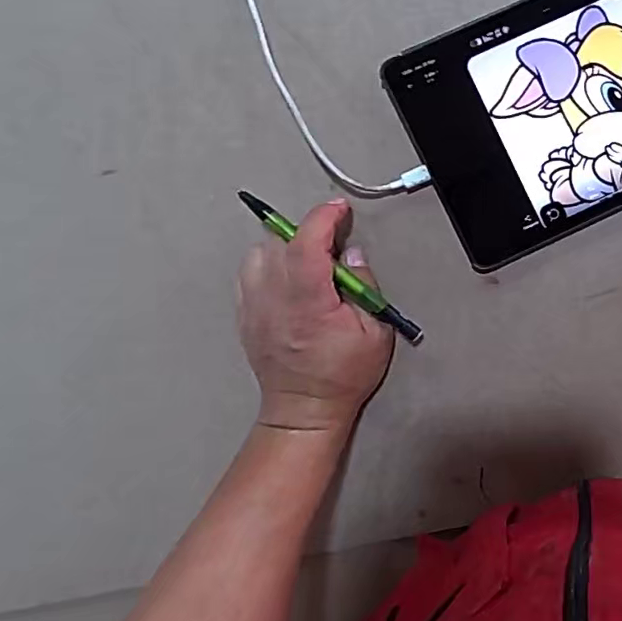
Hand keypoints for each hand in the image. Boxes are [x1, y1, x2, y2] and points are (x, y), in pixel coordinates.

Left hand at [236, 199, 395, 433]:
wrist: (304, 411)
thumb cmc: (343, 376)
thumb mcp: (375, 333)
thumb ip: (364, 286)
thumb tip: (352, 254)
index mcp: (308, 305)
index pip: (306, 246)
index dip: (323, 219)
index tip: (340, 209)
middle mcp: (274, 302)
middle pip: (280, 243)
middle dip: (309, 233)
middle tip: (333, 245)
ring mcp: (254, 308)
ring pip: (260, 254)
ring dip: (285, 247)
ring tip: (309, 262)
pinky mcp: (245, 316)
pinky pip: (249, 273)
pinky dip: (269, 264)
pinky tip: (288, 277)